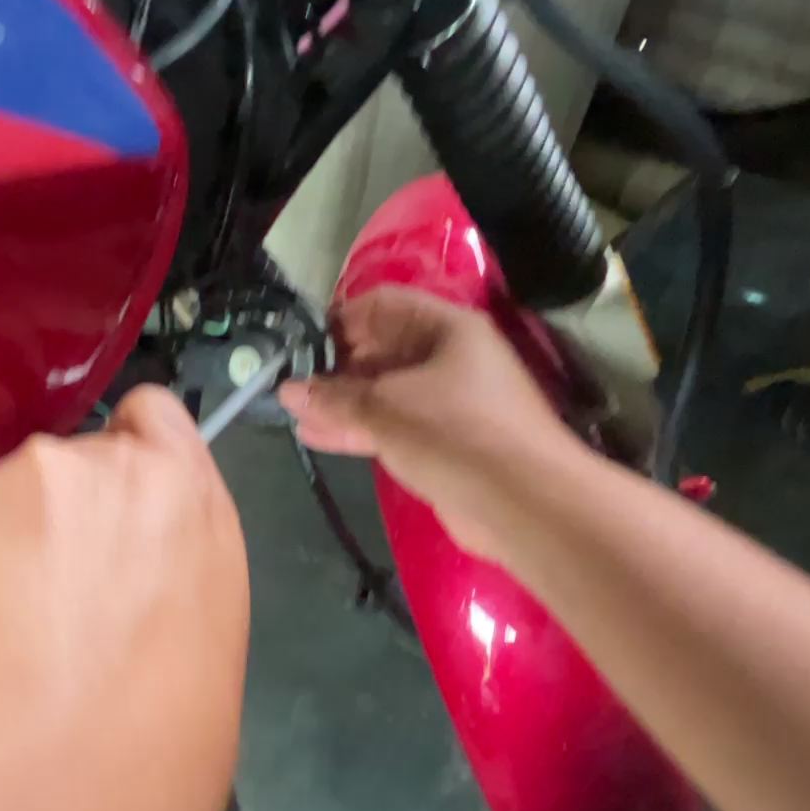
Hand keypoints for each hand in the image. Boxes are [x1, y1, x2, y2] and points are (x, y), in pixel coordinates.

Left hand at [0, 385, 248, 788]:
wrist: (43, 781)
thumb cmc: (157, 739)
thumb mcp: (204, 639)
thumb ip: (163, 574)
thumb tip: (121, 584)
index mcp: (182, 494)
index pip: (153, 416)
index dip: (129, 449)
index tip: (110, 500)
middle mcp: (95, 467)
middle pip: (69, 469)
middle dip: (59, 518)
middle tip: (49, 607)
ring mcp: (10, 485)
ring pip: (0, 504)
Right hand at [279, 286, 585, 559]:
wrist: (522, 503)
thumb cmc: (455, 435)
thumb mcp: (386, 408)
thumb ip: (333, 398)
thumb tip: (288, 390)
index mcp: (446, 329)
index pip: (379, 307)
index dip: (336, 321)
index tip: (295, 345)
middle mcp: (448, 358)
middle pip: (380, 350)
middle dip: (333, 367)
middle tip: (287, 383)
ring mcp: (446, 402)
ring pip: (382, 392)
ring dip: (340, 403)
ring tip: (293, 412)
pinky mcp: (441, 441)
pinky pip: (390, 425)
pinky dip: (356, 429)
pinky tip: (316, 436)